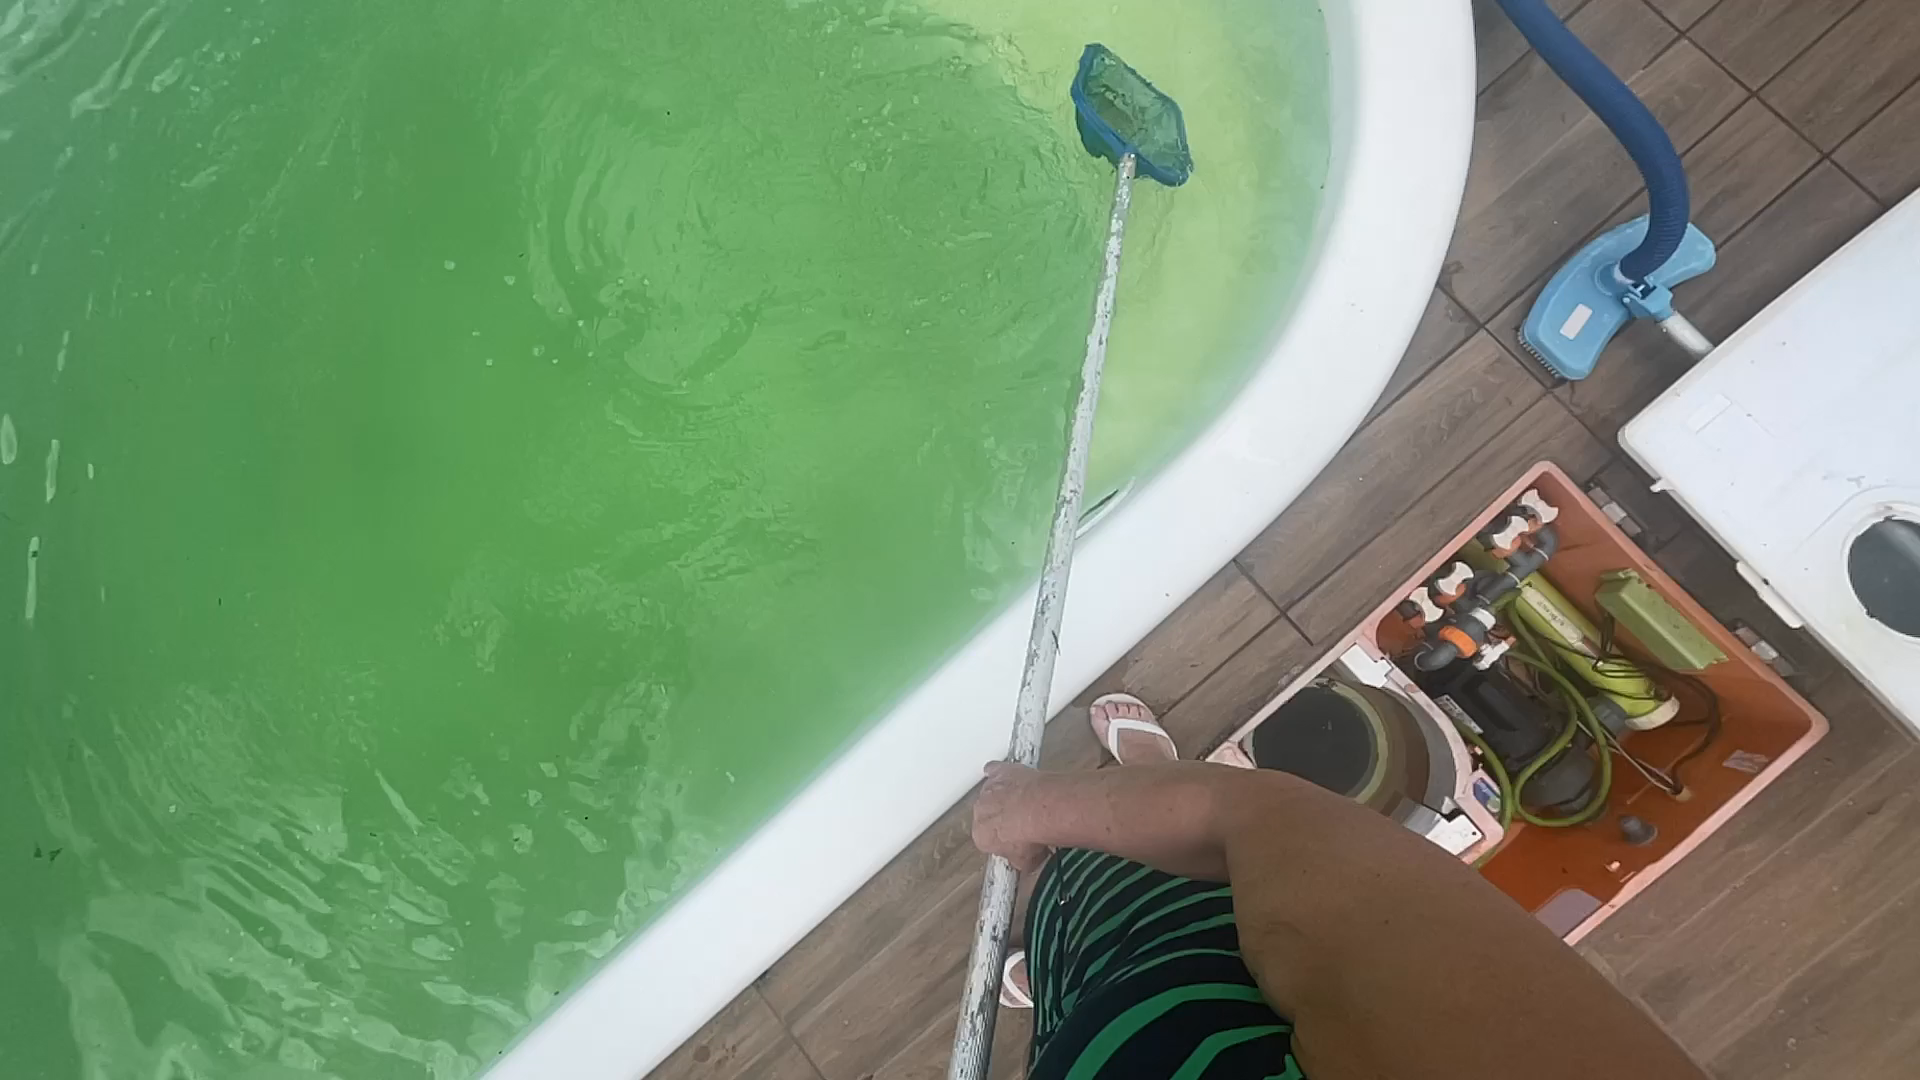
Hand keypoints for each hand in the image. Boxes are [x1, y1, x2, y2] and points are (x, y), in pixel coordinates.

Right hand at [971, 761, 1051, 873]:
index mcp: (980, 835)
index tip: (1017, 842)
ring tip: (1023, 802)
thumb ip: (1020, 860)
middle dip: (1002, 818)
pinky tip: (1008, 774)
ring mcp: (989, 789)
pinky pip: (994, 770)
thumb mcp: (1026, 861)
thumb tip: (1028, 862)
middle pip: (988, 814)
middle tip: (1023, 823)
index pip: (987, 840)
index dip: (1004, 841)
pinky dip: (999, 772)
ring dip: (1004, 797)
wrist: (1039, 811)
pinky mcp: (1000, 772)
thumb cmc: (1030, 835)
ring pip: (992, 793)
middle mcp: (979, 810)